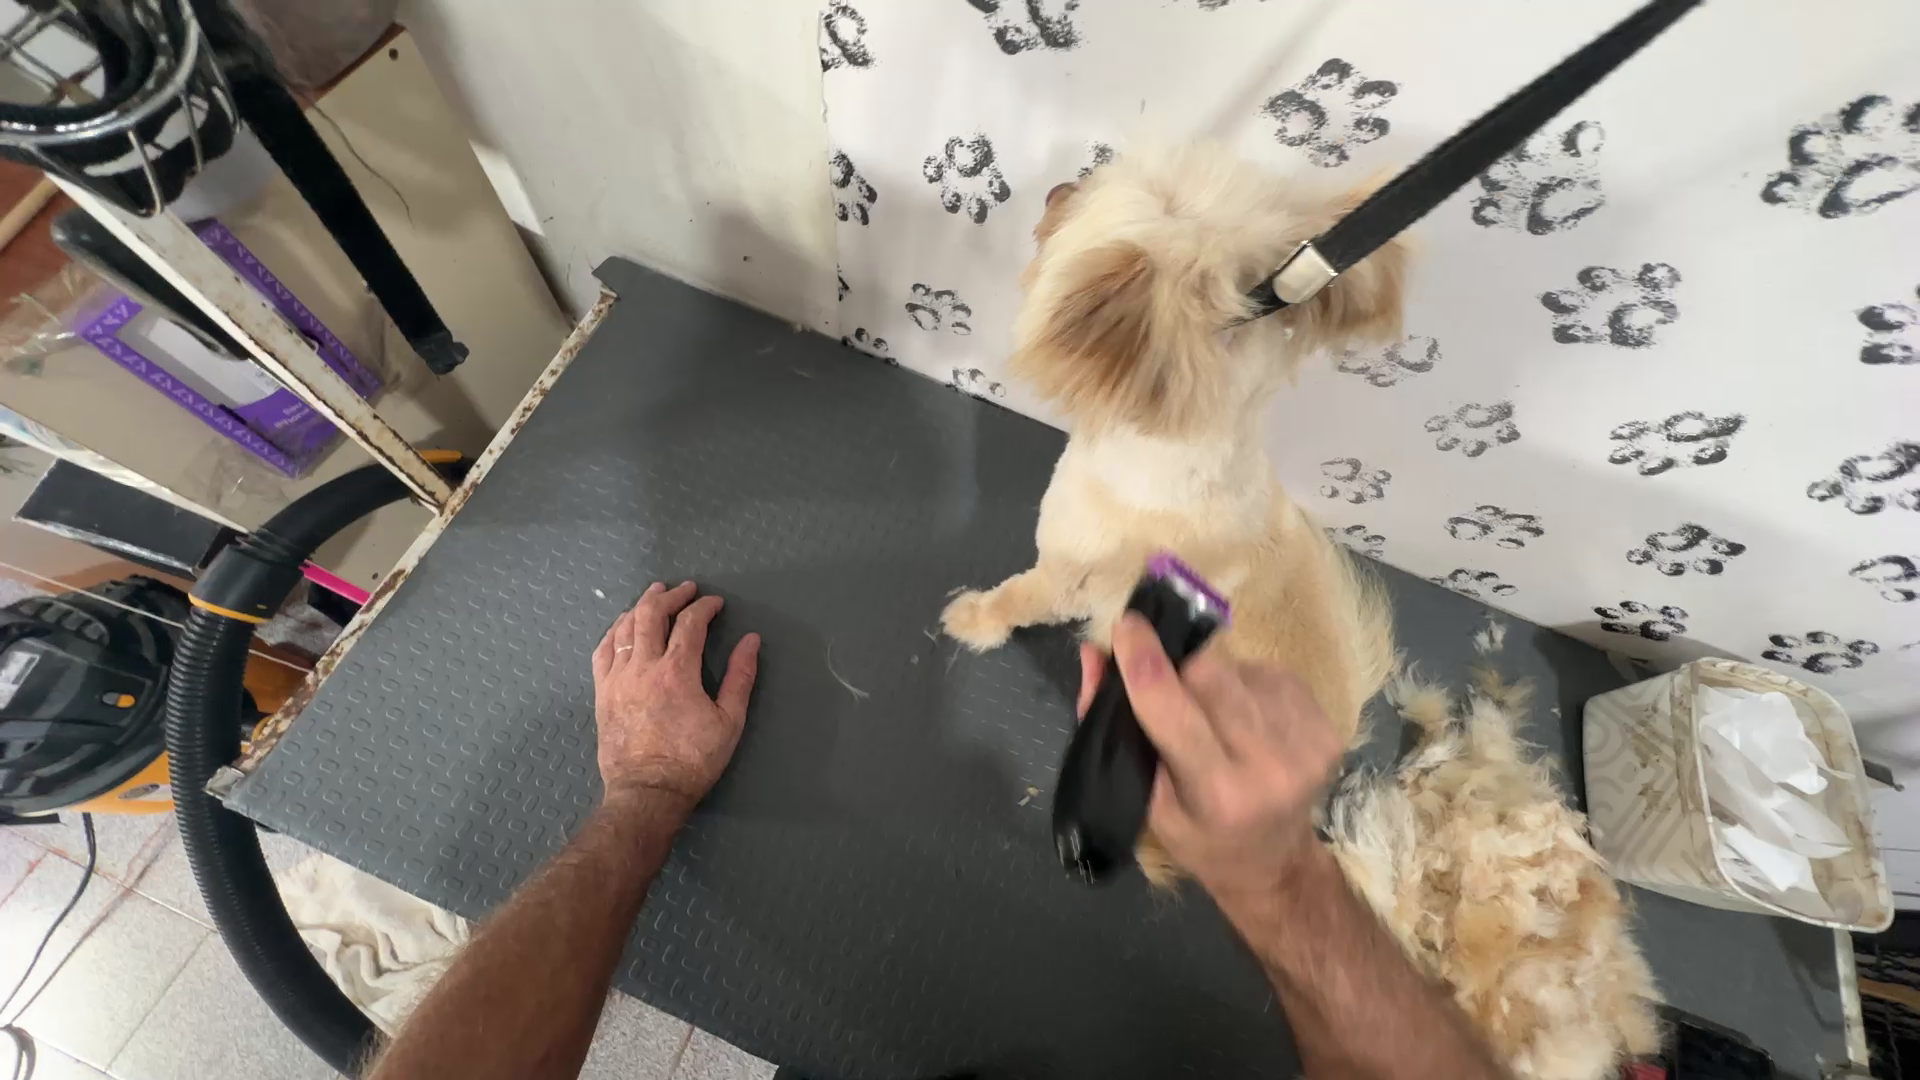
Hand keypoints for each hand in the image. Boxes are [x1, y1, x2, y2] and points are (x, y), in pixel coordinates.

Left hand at [592, 582, 759, 808]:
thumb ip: (740, 676)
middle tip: (685, 589)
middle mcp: (643, 667)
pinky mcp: (602, 692)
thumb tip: (751, 640)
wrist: (648, 793)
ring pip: (625, 628)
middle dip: (670, 596)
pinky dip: (615, 631)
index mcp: (677, 672)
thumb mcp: (730, 720)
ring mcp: (617, 679)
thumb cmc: (694, 759)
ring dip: (641, 606)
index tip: (716, 603)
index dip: (704, 607)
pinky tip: (623, 625)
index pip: (690, 623)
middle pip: (651, 615)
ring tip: (655, 595)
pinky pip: (603, 651)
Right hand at [1077, 613, 1343, 898]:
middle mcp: (1268, 766)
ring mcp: (1305, 744)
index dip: (1143, 656)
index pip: (1170, 704)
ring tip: (1209, 708)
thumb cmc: (1196, 833)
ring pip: (1237, 666)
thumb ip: (1109, 723)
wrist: (1275, 862)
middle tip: (1167, 678)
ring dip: (1212, 674)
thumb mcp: (1141, 795)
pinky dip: (1244, 682)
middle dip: (1178, 663)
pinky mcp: (1328, 726)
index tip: (1126, 624)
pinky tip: (1242, 713)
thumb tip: (1094, 652)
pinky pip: (1267, 673)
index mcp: (1215, 791)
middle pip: (1209, 671)